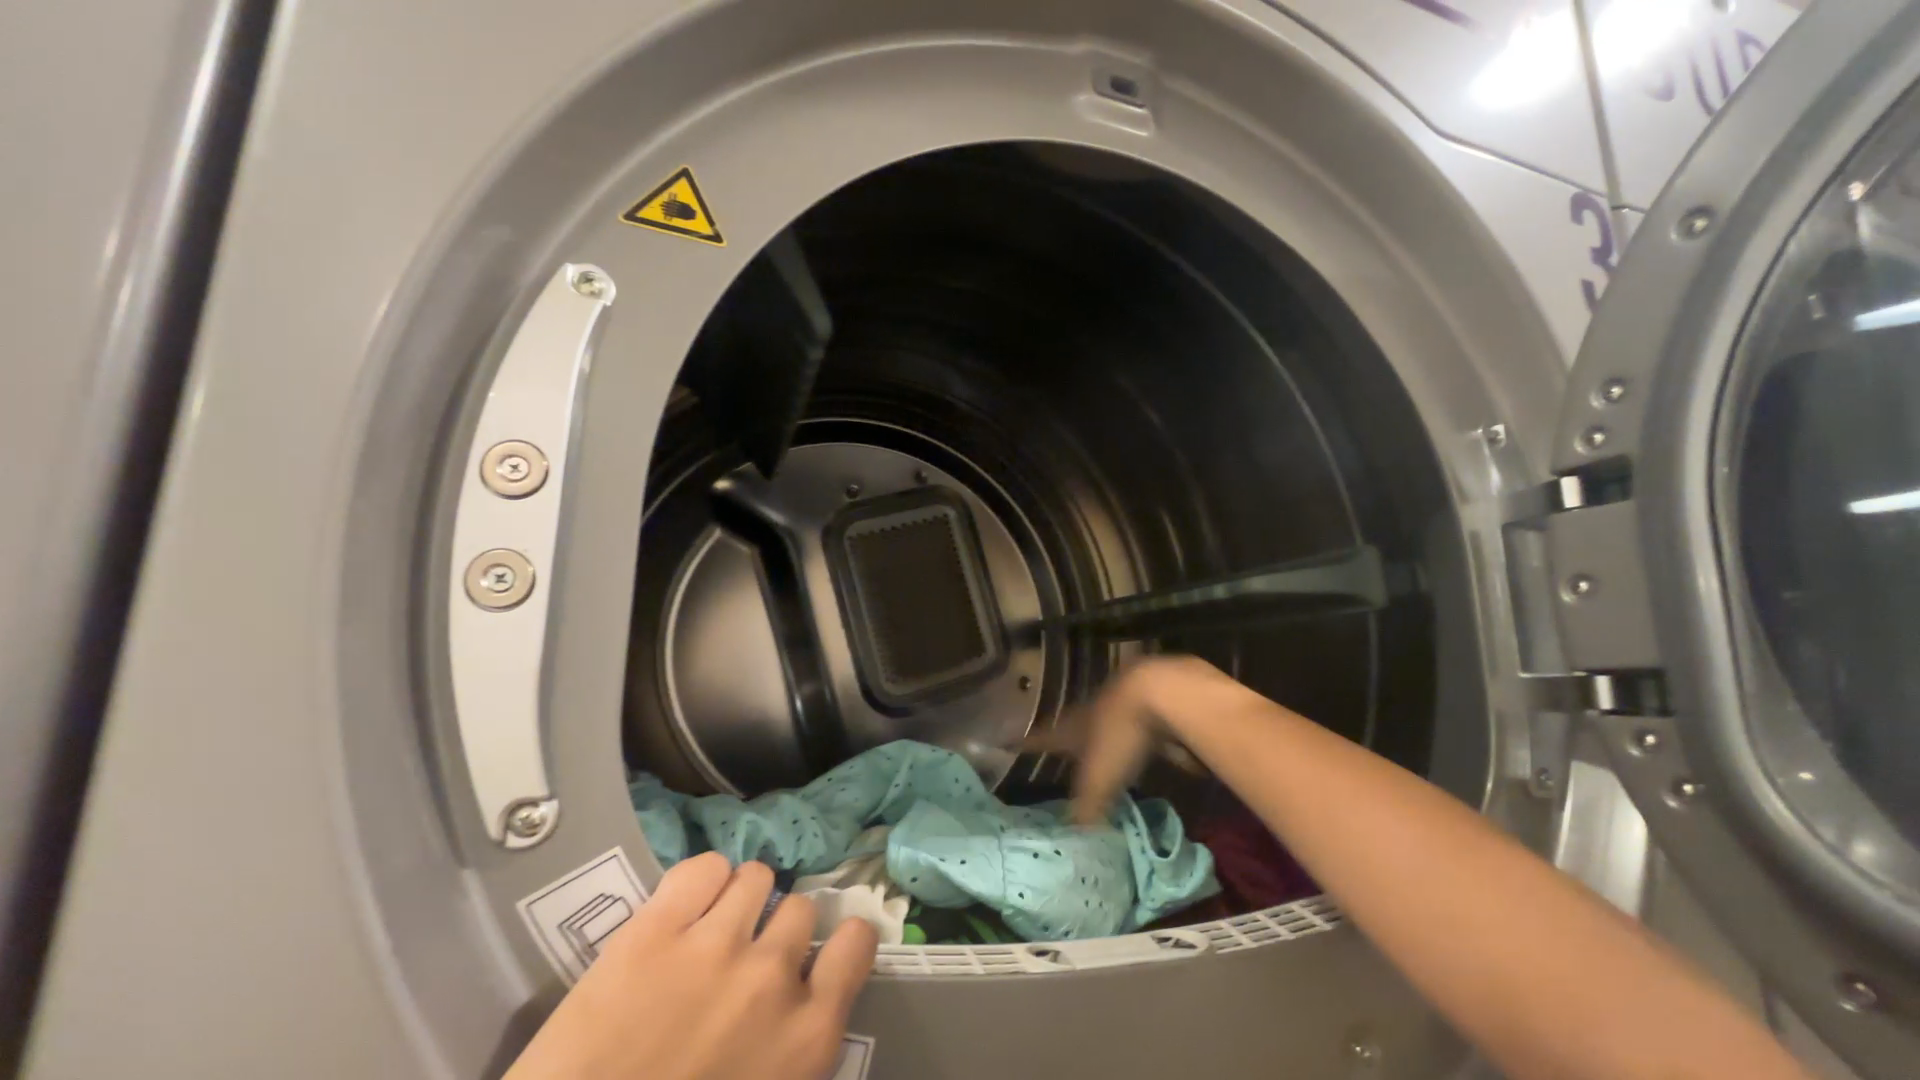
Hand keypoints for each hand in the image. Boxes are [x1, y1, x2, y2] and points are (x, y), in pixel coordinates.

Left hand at [504, 852, 878, 1079]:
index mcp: (807, 1034)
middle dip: (779, 926)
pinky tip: (685, 906)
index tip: (817, 951)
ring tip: (714, 923)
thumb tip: (805, 1002)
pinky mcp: (656, 928)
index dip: (840, 940)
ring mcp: (714, 945)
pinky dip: (704, 879)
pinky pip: (705, 867)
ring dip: (742, 897)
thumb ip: (799, 1045)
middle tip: (748, 953)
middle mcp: (772, 976)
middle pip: (801, 908)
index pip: (857, 943)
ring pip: (756, 878)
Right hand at [1020, 655, 1220, 823]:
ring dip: (1107, 734)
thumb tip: (1074, 835)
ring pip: (1110, 721)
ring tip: (1106, 750)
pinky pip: (1144, 723)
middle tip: (1065, 749)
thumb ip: (1087, 807)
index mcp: (1074, 726)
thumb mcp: (1099, 779)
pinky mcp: (1156, 703)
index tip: (1009, 743)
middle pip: (1077, 725)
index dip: (1029, 743)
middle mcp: (1094, 711)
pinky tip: (1152, 745)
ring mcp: (1125, 703)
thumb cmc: (1120, 735)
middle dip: (1072, 737)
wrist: (1164, 692)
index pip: (1044, 737)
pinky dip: (1143, 734)